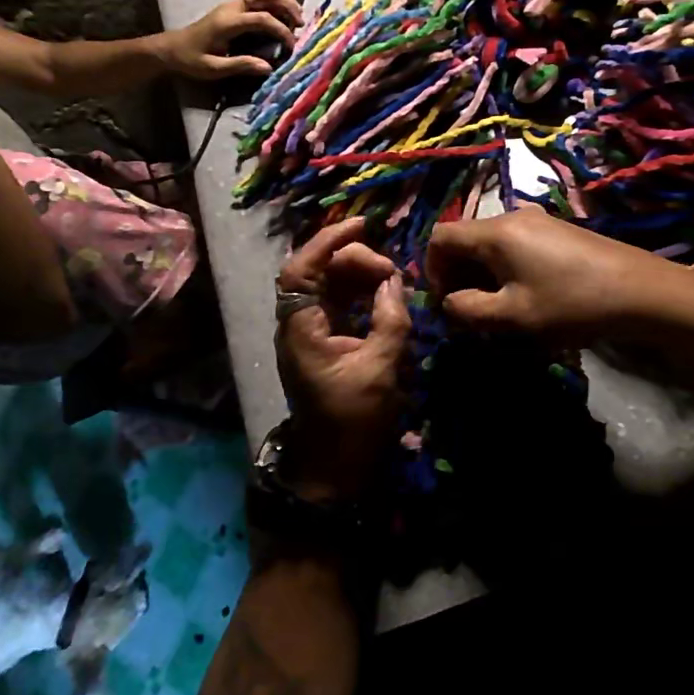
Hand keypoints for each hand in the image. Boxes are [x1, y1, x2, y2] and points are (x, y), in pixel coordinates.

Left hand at [159, 0, 303, 78]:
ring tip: (297, 18)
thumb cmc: (190, 59)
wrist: (171, 48)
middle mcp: (232, 7)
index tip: (292, 46)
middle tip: (300, 22)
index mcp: (227, 22)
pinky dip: (275, 2)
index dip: (281, 30)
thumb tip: (268, 67)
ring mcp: (233, 4)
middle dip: (286, 3)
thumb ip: (240, 66)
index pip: (262, 18)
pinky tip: (284, 16)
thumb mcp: (213, 69)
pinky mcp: (234, 7)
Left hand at [275, 218, 411, 501]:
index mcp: (299, 327)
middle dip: (353, 262)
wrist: (336, 470)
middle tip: (390, 271)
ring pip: (330, 289)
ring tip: (392, 280)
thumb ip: (389, 320)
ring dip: (359, 277)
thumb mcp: (378, 369)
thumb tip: (394, 283)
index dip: (327, 241)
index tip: (361, 224)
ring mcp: (312, 335)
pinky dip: (362, 297)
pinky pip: (341, 307)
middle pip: (318, 274)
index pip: (301, 269)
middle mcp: (299, 325)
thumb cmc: (352, 422)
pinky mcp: (327, 346)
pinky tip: (386, 297)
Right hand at [427, 208, 693, 346]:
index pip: (440, 236)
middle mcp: (513, 217)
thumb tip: (449, 302)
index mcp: (495, 232)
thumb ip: (468, 310)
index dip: (431, 269)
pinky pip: (514, 245)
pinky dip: (506, 268)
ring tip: (499, 308)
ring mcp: (538, 221)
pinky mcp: (558, 231)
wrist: (644, 292)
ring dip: (482, 274)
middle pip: (465, 239)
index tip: (446, 301)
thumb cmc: (572, 303)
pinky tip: (528, 295)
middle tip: (470, 310)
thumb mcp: (513, 316)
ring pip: (490, 244)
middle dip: (457, 274)